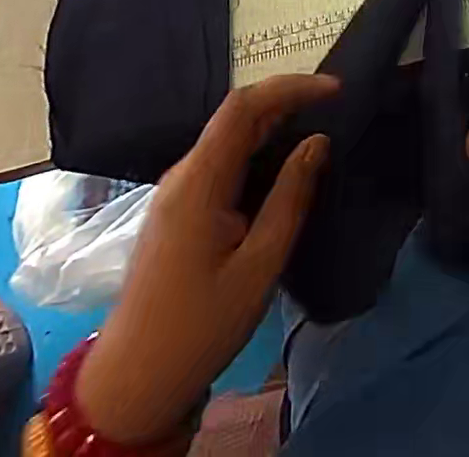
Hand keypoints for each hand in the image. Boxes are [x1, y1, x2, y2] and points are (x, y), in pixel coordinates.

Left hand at [77, 75, 336, 443]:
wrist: (133, 381)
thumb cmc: (201, 325)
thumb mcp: (260, 263)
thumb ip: (290, 196)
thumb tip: (318, 142)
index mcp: (199, 182)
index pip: (243, 107)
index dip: (291, 87)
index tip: (335, 90)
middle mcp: (183, 175)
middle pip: (236, 116)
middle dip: (287, 99)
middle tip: (336, 104)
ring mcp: (177, 190)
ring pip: (229, 137)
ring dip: (274, 122)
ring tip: (319, 125)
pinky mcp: (179, 207)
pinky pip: (222, 160)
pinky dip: (259, 148)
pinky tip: (284, 162)